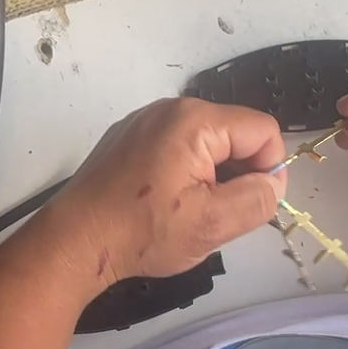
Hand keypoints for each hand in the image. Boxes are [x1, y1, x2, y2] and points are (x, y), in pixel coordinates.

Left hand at [34, 98, 287, 288]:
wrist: (75, 240)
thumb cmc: (142, 232)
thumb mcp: (213, 224)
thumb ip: (258, 198)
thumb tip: (273, 182)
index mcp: (195, 120)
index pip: (263, 130)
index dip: (268, 169)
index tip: (248, 204)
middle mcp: (170, 108)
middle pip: (234, 133)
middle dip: (236, 173)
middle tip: (214, 213)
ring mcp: (145, 120)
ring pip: (206, 142)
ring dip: (210, 175)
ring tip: (185, 210)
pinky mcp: (128, 137)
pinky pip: (176, 145)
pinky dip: (182, 171)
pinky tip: (162, 201)